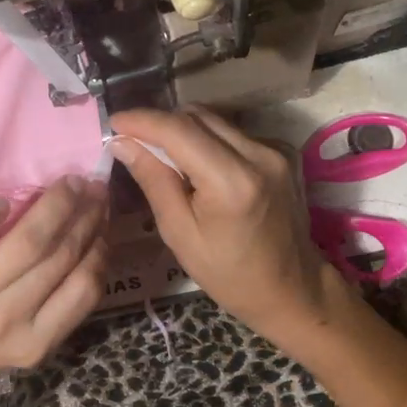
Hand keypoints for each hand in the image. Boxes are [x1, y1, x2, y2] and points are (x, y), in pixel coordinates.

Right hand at [109, 108, 353, 350]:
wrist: (293, 289)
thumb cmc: (230, 275)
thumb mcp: (181, 235)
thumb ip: (154, 181)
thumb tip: (122, 143)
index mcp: (232, 182)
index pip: (179, 130)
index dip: (142, 121)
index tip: (114, 122)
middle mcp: (258, 155)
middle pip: (197, 117)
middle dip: (160, 123)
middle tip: (133, 141)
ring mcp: (274, 150)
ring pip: (215, 121)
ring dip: (183, 130)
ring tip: (161, 154)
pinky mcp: (282, 152)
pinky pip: (233, 133)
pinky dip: (207, 141)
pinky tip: (197, 167)